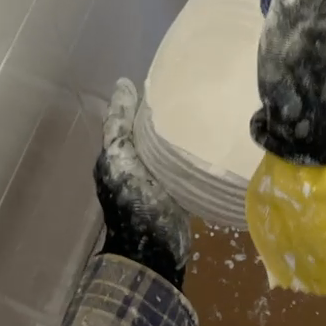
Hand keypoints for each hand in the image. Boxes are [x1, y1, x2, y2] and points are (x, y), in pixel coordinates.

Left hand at [93, 79, 192, 288]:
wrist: (153, 249)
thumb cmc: (134, 200)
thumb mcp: (120, 157)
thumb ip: (120, 123)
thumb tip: (123, 83)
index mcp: (117, 152)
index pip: (131, 115)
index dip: (146, 97)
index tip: (172, 76)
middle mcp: (133, 162)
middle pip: (151, 129)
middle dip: (167, 112)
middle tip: (195, 90)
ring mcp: (154, 178)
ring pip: (167, 145)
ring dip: (181, 131)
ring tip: (206, 109)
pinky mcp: (175, 191)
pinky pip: (182, 163)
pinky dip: (191, 151)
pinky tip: (209, 140)